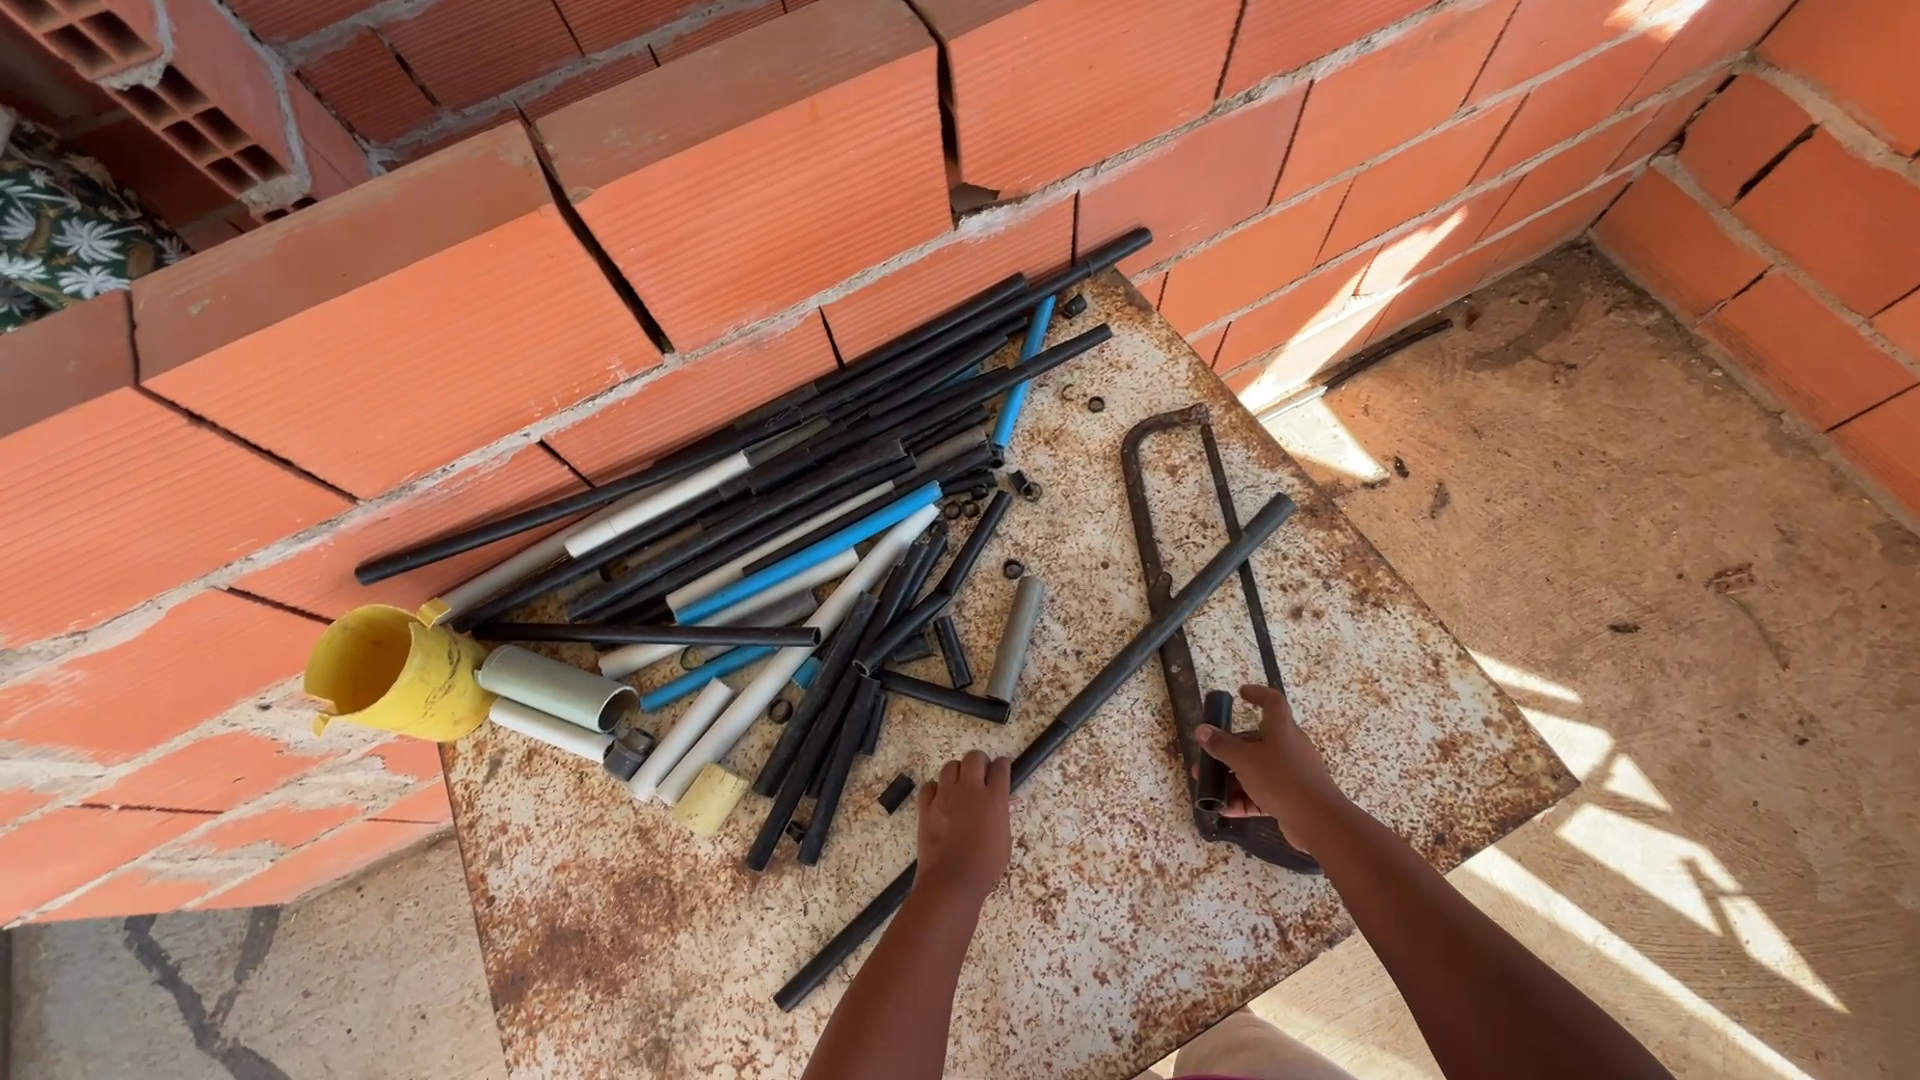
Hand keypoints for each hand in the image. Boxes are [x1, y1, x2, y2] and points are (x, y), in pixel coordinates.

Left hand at [913, 751, 1011, 906]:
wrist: (952, 879)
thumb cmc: (985, 865)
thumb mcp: (1004, 840)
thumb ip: (1002, 816)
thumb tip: (1004, 803)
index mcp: (994, 799)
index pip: (1000, 768)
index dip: (1002, 764)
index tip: (1002, 766)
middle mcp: (970, 790)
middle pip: (974, 758)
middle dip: (979, 761)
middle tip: (980, 772)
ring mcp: (945, 796)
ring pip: (950, 767)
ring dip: (957, 772)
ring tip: (959, 785)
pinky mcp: (926, 806)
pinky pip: (929, 786)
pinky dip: (935, 789)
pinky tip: (939, 799)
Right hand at [1196, 684, 1351, 851]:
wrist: (1318, 821)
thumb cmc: (1281, 779)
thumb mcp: (1245, 760)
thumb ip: (1221, 745)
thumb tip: (1202, 729)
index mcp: (1281, 729)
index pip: (1272, 701)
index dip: (1257, 693)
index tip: (1241, 693)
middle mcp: (1288, 747)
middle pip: (1256, 741)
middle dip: (1228, 751)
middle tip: (1206, 761)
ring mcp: (1291, 773)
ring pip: (1257, 770)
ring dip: (1232, 778)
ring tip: (1209, 790)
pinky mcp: (1291, 797)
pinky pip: (1263, 793)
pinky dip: (1244, 799)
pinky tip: (1225, 809)